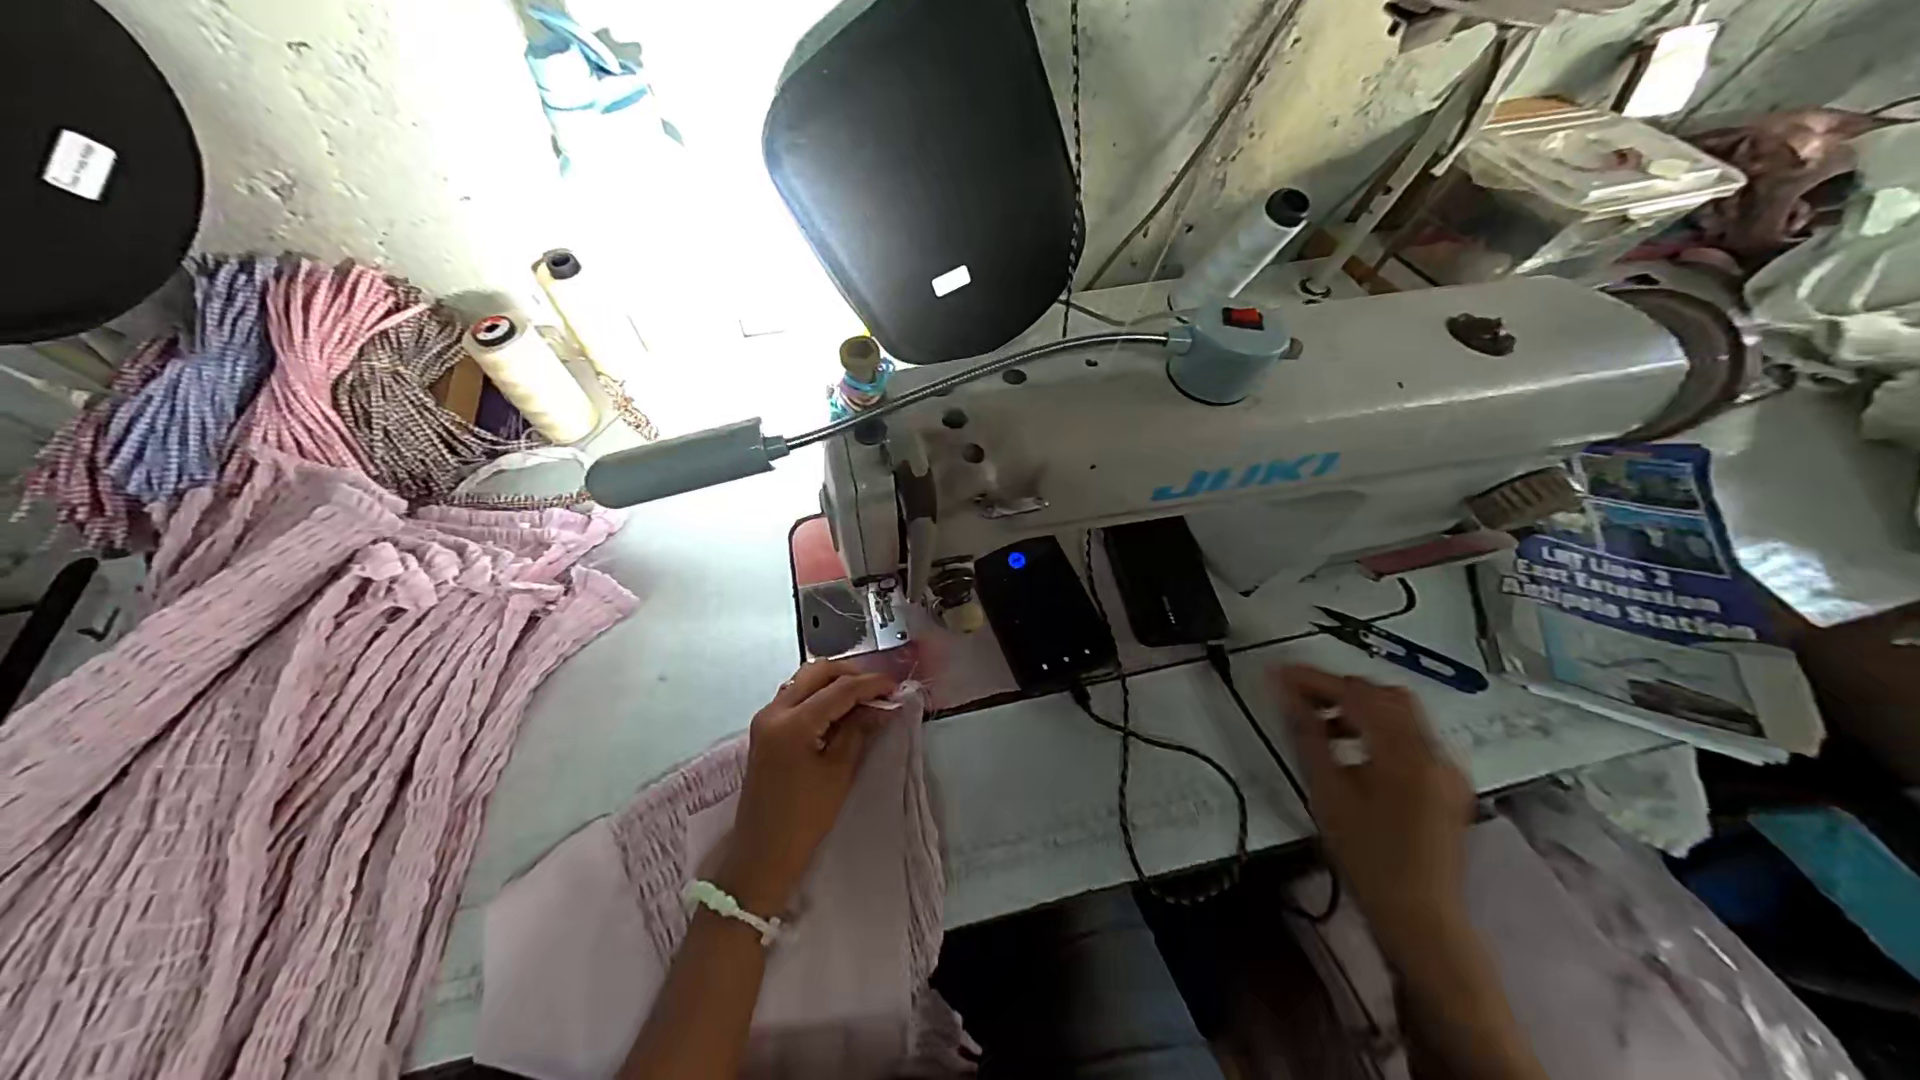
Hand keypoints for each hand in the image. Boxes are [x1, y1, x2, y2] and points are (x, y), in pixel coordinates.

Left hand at [715, 661, 897, 913]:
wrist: (762, 854)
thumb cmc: (805, 819)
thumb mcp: (839, 772)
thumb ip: (859, 730)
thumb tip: (882, 705)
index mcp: (793, 723)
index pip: (840, 688)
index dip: (871, 683)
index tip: (896, 686)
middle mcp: (774, 711)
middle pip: (818, 672)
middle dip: (851, 674)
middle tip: (878, 689)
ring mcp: (766, 718)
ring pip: (804, 680)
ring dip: (834, 682)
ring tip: (863, 698)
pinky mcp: (765, 729)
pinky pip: (795, 696)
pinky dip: (819, 695)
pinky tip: (840, 710)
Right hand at [1271, 665, 1473, 959]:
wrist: (1419, 917)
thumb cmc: (1367, 857)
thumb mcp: (1327, 792)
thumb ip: (1307, 735)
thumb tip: (1286, 694)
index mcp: (1404, 751)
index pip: (1356, 693)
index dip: (1314, 679)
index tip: (1278, 673)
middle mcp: (1433, 752)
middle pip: (1386, 695)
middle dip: (1340, 688)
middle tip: (1299, 695)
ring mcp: (1445, 768)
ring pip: (1401, 714)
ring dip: (1360, 708)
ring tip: (1320, 723)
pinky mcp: (1446, 784)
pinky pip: (1411, 737)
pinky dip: (1378, 730)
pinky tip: (1352, 749)